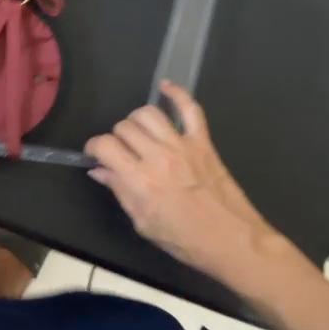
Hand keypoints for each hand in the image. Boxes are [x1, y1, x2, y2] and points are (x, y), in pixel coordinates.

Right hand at [85, 82, 297, 294]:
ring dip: (137, 120)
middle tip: (123, 153)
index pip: (105, 146)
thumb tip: (99, 170)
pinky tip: (165, 87)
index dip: (94, 147)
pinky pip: (190, 108)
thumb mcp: (145, 225)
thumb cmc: (187, 241)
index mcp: (141, 181)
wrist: (234, 242)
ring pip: (148, 113)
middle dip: (116, 138)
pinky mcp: (203, 142)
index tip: (96, 154)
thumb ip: (120, 193)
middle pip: (124, 127)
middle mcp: (159, 157)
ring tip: (139, 134)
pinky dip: (177, 93)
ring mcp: (182, 146)